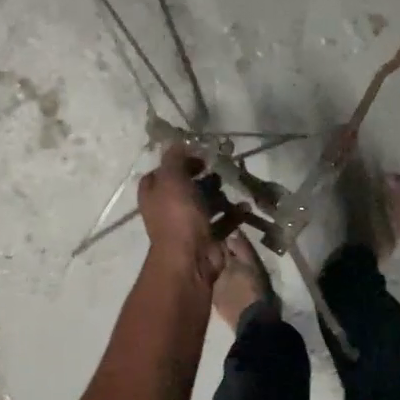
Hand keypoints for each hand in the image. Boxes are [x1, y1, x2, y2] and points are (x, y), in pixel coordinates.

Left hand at [138, 144, 227, 283]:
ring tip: (233, 184)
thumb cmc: (177, 215)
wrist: (190, 257)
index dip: (176, 162)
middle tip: (217, 168)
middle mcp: (168, 209)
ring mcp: (188, 225)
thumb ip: (175, 159)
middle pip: (185, 188)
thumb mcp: (172, 178)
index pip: (160, 173)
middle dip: (202, 178)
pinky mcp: (208, 238)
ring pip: (205, 204)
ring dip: (219, 195)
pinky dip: (233, 214)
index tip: (195, 155)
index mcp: (154, 194)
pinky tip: (245, 206)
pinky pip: (222, 222)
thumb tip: (178, 143)